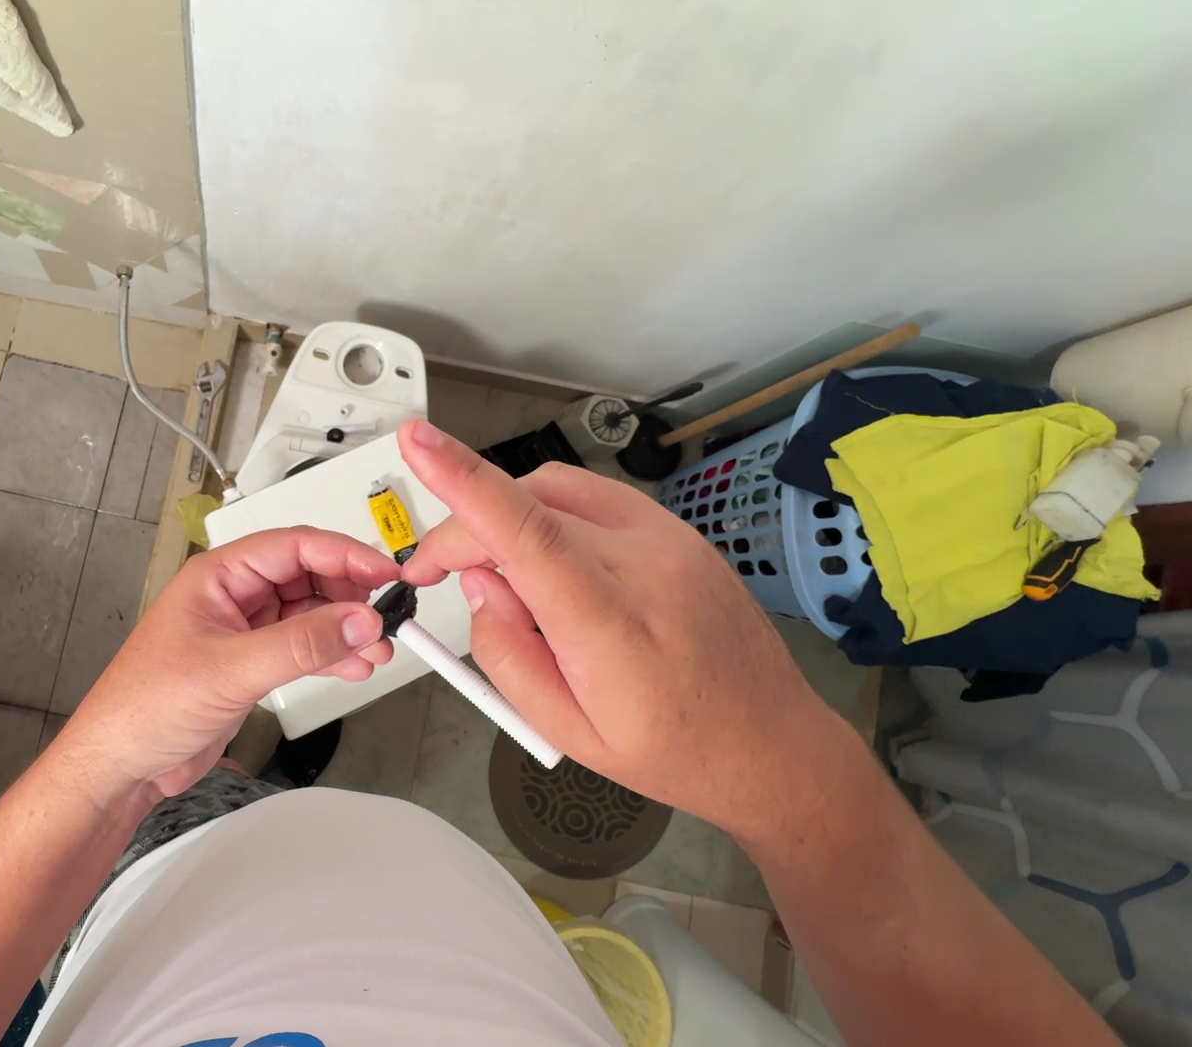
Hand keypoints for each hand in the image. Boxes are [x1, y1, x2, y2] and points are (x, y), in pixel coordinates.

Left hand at [55, 526, 400, 800]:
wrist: (122, 764)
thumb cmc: (147, 706)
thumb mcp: (231, 670)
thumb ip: (301, 644)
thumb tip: (359, 620)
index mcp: (218, 575)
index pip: (293, 546)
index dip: (342, 553)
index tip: (383, 571)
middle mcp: (233, 595)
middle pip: (306, 576)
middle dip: (348, 594)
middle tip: (384, 616)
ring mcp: (243, 629)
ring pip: (309, 613)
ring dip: (345, 629)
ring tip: (378, 648)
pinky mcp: (251, 663)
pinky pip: (302, 646)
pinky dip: (331, 655)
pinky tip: (355, 665)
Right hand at [396, 420, 842, 838]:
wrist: (772, 743)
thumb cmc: (671, 749)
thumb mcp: (565, 729)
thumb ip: (504, 652)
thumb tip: (478, 582)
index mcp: (612, 626)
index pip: (527, 535)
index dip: (466, 482)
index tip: (418, 443)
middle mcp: (645, 564)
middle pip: (526, 507)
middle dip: (464, 529)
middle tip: (435, 570)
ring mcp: (667, 538)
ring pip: (553, 489)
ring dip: (505, 515)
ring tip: (500, 572)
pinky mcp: (674, 529)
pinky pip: (589, 496)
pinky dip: (546, 513)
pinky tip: (547, 558)